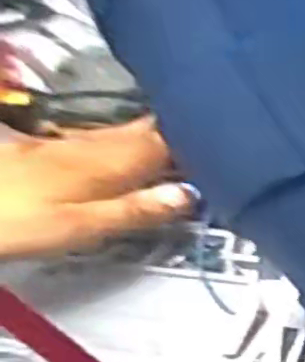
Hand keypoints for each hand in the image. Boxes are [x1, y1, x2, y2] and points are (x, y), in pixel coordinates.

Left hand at [0, 118, 193, 258]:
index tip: (225, 142)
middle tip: (210, 138)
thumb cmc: (10, 223)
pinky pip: (87, 143)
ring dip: (148, 138)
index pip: (160, 144)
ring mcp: (51, 149)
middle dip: (174, 134)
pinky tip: (123, 151)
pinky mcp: (31, 154)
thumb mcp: (82, 226)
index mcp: (100, 165)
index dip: (195, 141)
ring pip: (111, 136)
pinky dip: (116, 145)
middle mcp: (79, 149)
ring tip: (179, 143)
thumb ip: (138, 210)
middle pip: (136, 135)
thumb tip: (192, 194)